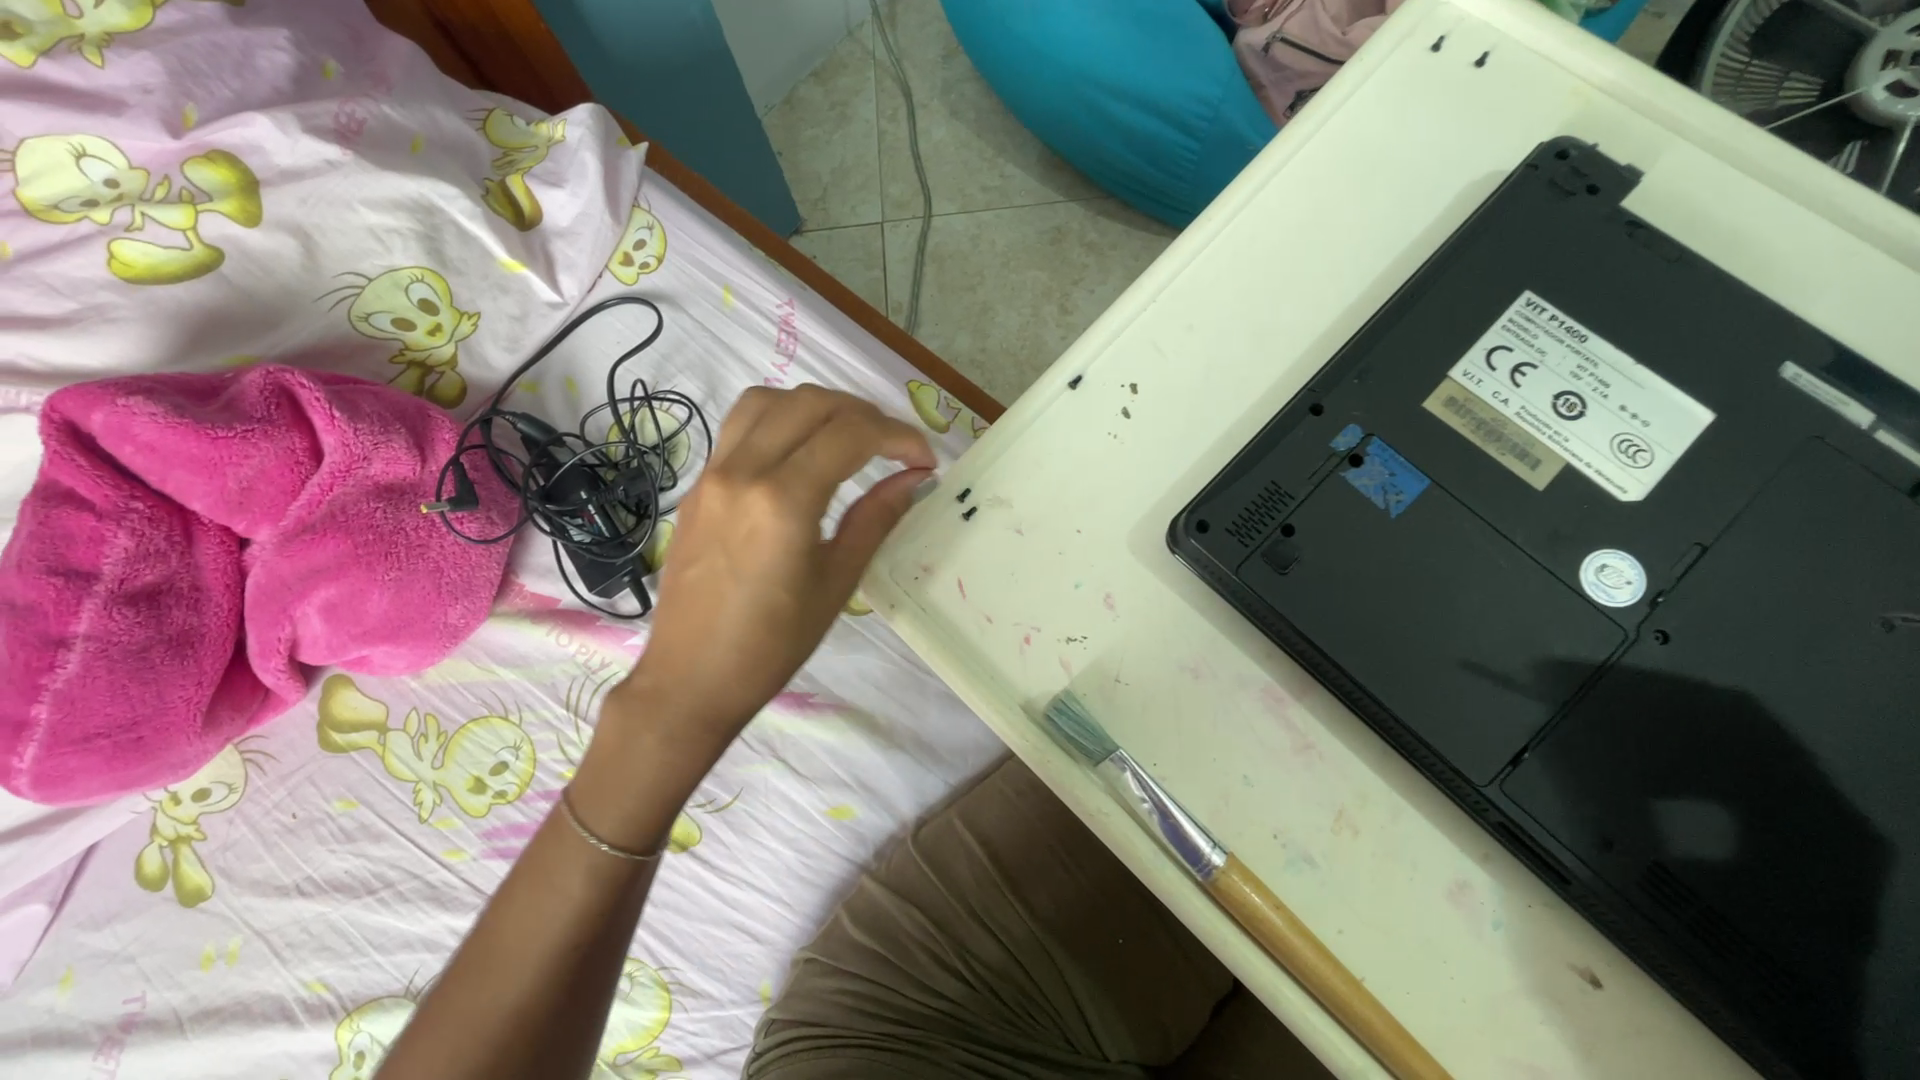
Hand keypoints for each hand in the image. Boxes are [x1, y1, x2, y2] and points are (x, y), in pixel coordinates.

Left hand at [606, 385, 933, 751]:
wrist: (691, 678)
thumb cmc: (772, 644)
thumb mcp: (838, 582)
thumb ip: (877, 518)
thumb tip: (914, 479)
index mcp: (783, 500)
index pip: (852, 434)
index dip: (899, 436)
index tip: (924, 460)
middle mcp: (743, 471)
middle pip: (812, 403)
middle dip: (865, 413)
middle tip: (894, 447)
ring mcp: (713, 474)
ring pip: (768, 400)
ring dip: (817, 406)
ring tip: (848, 437)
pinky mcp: (698, 486)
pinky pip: (740, 426)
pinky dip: (779, 420)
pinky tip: (801, 453)